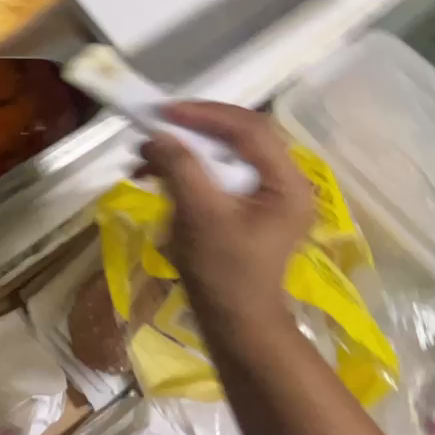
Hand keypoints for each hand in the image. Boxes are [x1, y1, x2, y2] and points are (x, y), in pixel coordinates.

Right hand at [140, 102, 312, 322]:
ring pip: (226, 152)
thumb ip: (181, 169)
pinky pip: (218, 172)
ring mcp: (267, 194)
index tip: (165, 113)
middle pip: (240, 135)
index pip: (250, 129)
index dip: (206, 114)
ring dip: (186, 147)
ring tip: (148, 152)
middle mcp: (285, 182)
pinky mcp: (248, 206)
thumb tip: (157, 137)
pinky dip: (187, 167)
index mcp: (286, 184)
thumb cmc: (223, 272)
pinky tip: (156, 173)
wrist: (234, 322)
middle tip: (157, 124)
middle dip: (195, 127)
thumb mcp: (200, 216)